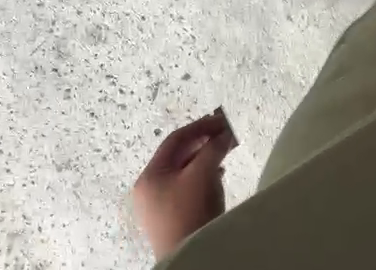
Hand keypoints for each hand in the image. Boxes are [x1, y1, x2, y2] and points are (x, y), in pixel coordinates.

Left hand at [132, 108, 236, 258]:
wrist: (191, 254)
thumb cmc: (191, 210)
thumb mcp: (204, 171)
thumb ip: (214, 147)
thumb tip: (225, 134)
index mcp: (150, 175)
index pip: (175, 140)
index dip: (201, 126)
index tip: (223, 121)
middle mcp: (148, 189)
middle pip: (178, 155)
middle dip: (204, 142)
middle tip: (226, 135)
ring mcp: (157, 206)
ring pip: (183, 171)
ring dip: (205, 158)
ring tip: (225, 153)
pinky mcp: (169, 218)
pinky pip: (186, 187)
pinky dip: (202, 175)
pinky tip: (217, 175)